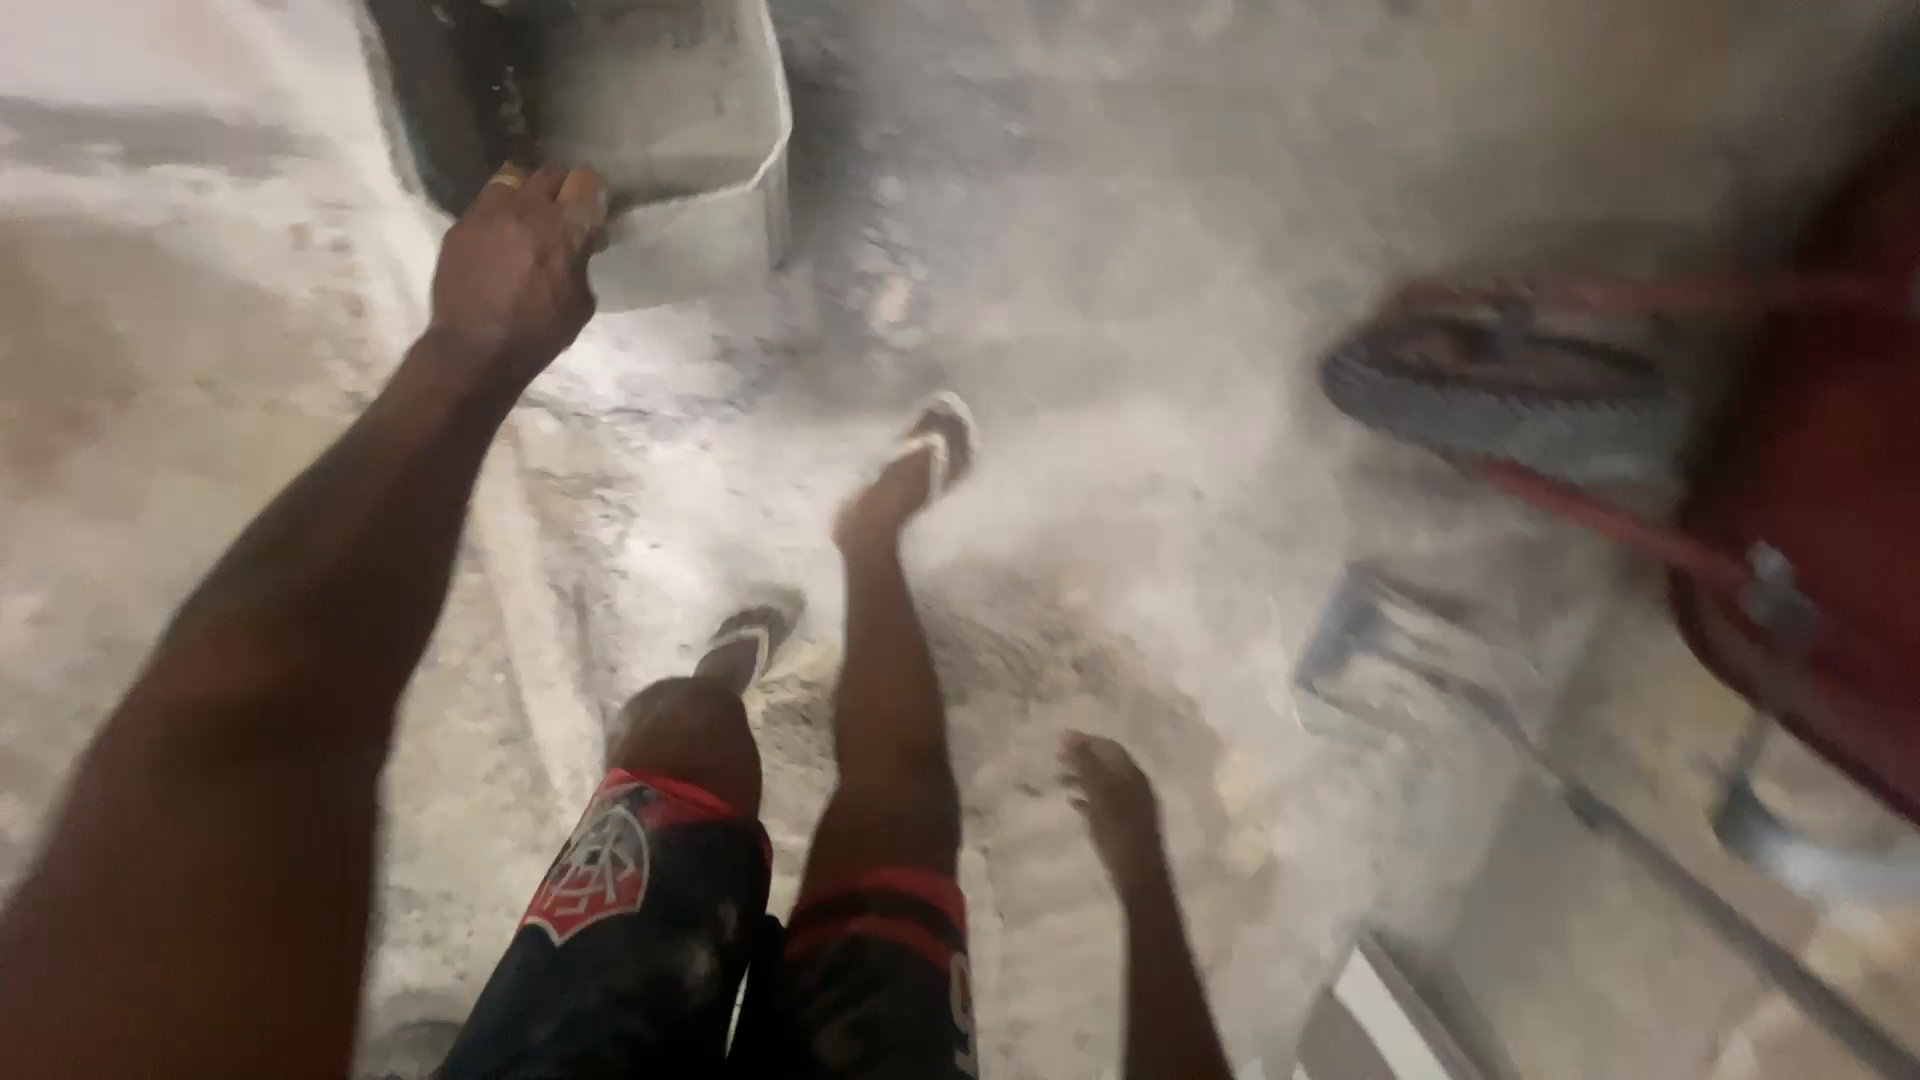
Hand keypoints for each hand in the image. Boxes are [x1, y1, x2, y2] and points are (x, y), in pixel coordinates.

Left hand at [428, 163, 608, 385]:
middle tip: (568, 216)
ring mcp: (487, 212)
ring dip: (529, 194)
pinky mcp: (462, 225)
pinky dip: (502, 216)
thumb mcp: (581, 301)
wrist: (478, 346)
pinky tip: (504, 243)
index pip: (586, 181)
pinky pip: (487, 205)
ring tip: (531, 220)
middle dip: (564, 191)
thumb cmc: (541, 331)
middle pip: (550, 174)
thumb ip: (581, 262)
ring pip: (514, 179)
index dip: (595, 193)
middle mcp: (525, 209)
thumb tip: (578, 247)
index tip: (596, 212)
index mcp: (564, 229)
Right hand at [1061, 732, 1168, 894]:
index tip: (1060, 741)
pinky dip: (1087, 799)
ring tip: (1058, 781)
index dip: (1086, 741)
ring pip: (1104, 784)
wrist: (1139, 876)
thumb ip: (1086, 763)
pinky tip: (1073, 803)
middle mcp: (1135, 786)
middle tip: (1056, 759)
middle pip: (1106, 764)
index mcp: (1133, 775)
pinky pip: (1104, 803)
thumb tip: (1069, 735)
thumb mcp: (1100, 793)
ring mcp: (1131, 806)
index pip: (1109, 747)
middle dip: (1082, 759)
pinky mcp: (1125, 825)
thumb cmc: (1119, 830)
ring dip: (1082, 778)